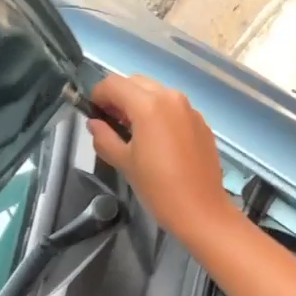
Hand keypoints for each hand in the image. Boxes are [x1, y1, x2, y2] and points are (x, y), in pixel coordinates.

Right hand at [86, 75, 236, 238]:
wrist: (202, 212)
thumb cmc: (159, 190)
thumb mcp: (125, 164)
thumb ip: (105, 139)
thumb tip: (95, 124)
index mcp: (148, 105)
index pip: (114, 84)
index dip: (98, 95)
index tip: (93, 112)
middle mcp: (171, 97)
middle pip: (136, 83)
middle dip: (120, 97)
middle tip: (112, 122)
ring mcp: (190, 110)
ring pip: (157, 94)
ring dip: (141, 104)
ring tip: (135, 133)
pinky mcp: (202, 124)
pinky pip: (175, 110)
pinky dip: (161, 115)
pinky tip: (159, 142)